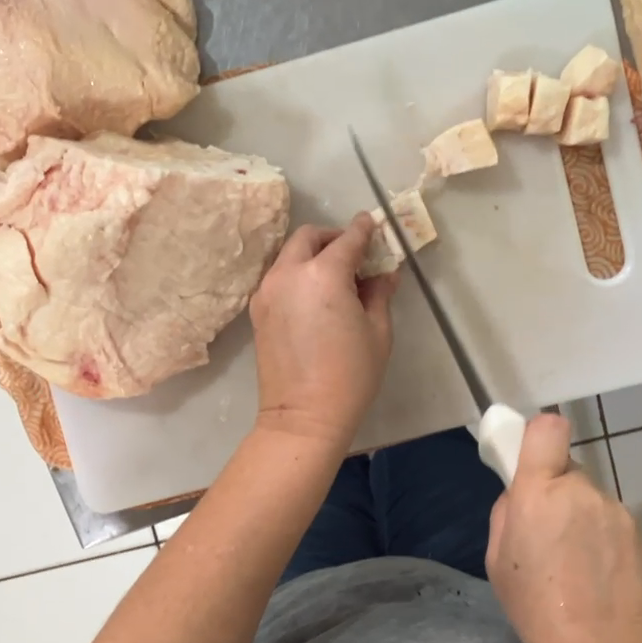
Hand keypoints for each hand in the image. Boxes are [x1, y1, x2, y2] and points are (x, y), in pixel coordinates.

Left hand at [249, 214, 398, 446]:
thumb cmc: (350, 376)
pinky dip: (297, 274)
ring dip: (311, 255)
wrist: (303, 417)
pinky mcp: (257, 311)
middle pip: (308, 237)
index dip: (363, 230)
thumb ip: (379, 293)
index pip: (347, 240)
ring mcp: (267, 292)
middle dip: (331, 237)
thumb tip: (384, 273)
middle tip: (353, 253)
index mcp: (322, 274)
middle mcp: (288, 274)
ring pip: (289, 256)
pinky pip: (278, 278)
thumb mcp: (377, 332)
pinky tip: (315, 297)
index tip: (372, 225)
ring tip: (335, 278)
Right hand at [486, 414, 641, 642]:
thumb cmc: (538, 612)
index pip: (546, 429)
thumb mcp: (497, 561)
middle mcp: (582, 492)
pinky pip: (611, 522)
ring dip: (579, 518)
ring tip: (575, 564)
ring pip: (588, 498)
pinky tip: (598, 575)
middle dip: (553, 492)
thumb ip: (508, 514)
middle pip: (565, 470)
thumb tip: (523, 496)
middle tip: (546, 536)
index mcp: (539, 493)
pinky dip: (601, 539)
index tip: (528, 461)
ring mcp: (617, 512)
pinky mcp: (641, 533)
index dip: (536, 438)